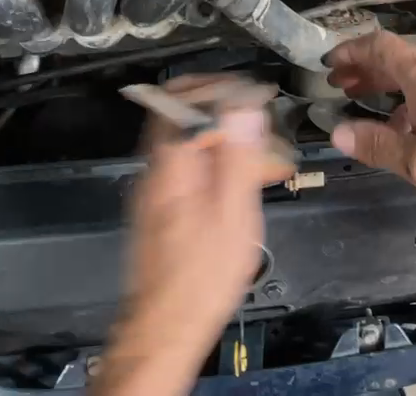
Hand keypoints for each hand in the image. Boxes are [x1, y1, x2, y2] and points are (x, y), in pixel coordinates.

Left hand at [98, 80, 278, 395]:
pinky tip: (242, 176)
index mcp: (171, 164)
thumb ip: (239, 157)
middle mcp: (155, 168)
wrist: (164, 329)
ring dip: (224, 130)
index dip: (226, 87)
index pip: (187, 97)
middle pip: (183, 110)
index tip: (256, 93)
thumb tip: (245, 109)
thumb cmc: (198, 281)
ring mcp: (155, 185)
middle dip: (225, 103)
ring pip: (187, 135)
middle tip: (257, 111)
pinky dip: (216, 155)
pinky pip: (187, 160)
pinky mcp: (160, 203)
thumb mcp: (233, 215)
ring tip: (260, 147)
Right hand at [324, 31, 415, 219]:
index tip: (327, 63)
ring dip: (382, 82)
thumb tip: (337, 131)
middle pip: (395, 57)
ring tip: (357, 99)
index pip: (381, 45)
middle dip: (363, 66)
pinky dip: (403, 98)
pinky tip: (398, 126)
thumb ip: (378, 145)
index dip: (352, 50)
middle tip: (335, 82)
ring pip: (411, 74)